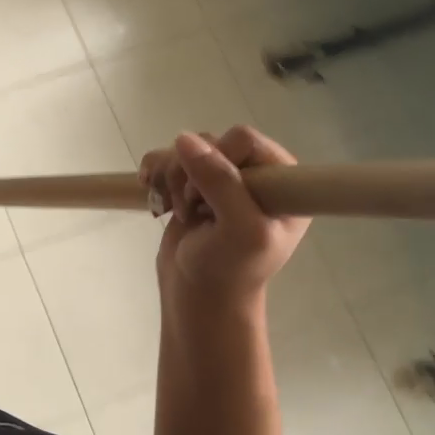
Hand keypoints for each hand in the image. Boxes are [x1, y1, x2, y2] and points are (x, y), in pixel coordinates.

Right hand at [138, 127, 309, 311]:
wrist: (199, 295)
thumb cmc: (230, 268)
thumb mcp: (239, 230)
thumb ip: (220, 182)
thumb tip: (184, 139)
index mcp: (281, 181)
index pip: (244, 140)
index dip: (219, 160)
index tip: (210, 196)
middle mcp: (253, 174)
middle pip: (207, 142)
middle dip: (188, 172)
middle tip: (191, 206)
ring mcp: (219, 179)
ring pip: (182, 149)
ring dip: (169, 177)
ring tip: (175, 208)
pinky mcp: (189, 185)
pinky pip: (163, 159)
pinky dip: (153, 176)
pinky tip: (156, 199)